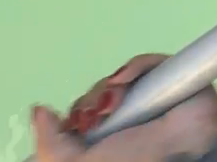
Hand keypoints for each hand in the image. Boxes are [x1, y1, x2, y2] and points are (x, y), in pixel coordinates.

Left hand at [32, 55, 216, 161]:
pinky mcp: (172, 77)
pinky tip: (124, 81)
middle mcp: (127, 120)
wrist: (177, 155)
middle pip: (101, 94)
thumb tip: (38, 108)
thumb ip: (52, 145)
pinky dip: (134, 67)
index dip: (76, 115)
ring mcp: (150, 98)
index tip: (76, 124)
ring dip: (109, 87)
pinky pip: (148, 64)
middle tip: (93, 117)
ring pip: (122, 78)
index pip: (85, 116)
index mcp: (107, 141)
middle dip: (91, 101)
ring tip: (113, 101)